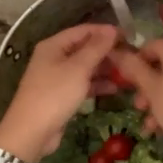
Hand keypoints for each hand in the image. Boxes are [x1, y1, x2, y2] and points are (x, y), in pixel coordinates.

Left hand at [0, 24, 119, 161]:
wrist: (31, 132)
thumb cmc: (54, 94)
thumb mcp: (78, 68)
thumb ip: (96, 48)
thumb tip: (112, 29)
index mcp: (54, 45)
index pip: (84, 31)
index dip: (106, 32)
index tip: (129, 37)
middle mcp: (54, 57)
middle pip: (85, 49)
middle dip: (107, 52)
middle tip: (131, 58)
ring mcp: (57, 77)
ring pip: (85, 67)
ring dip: (105, 69)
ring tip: (127, 74)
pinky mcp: (61, 95)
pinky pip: (83, 84)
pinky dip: (97, 85)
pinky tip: (115, 89)